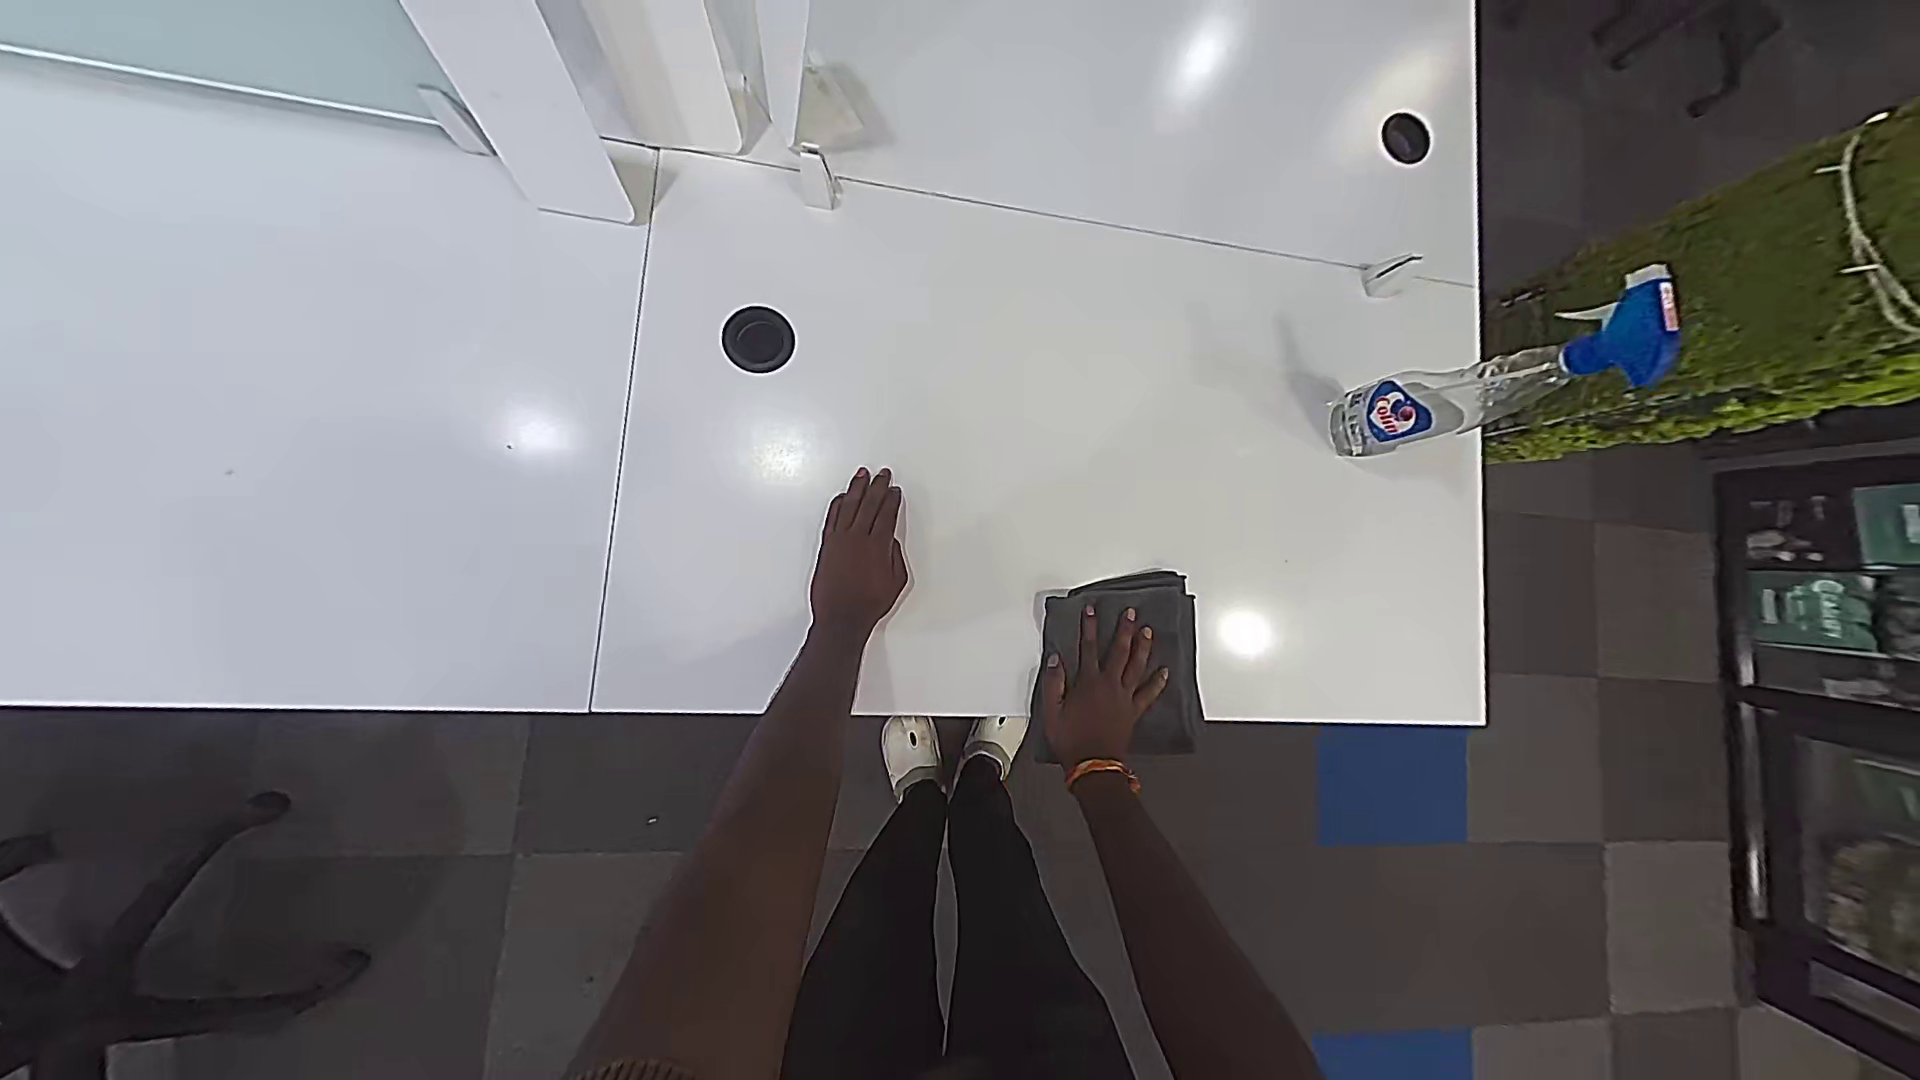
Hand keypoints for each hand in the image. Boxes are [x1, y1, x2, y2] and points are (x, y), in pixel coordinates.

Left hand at [809, 467, 908, 641]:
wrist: (841, 617)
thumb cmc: (868, 604)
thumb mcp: (897, 581)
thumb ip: (895, 556)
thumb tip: (890, 541)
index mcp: (878, 545)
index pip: (887, 514)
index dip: (892, 499)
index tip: (894, 490)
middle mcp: (858, 538)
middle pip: (870, 504)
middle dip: (878, 487)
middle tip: (883, 475)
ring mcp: (840, 540)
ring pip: (850, 505)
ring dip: (857, 488)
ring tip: (862, 475)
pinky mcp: (827, 545)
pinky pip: (833, 517)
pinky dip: (838, 504)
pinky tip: (843, 496)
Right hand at [1041, 604, 1169, 766]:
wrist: (1092, 765)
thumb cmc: (1070, 739)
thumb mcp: (1051, 710)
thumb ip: (1053, 682)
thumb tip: (1055, 659)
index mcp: (1088, 682)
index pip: (1088, 647)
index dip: (1089, 627)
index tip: (1092, 610)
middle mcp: (1109, 685)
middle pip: (1119, 651)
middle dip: (1124, 630)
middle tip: (1131, 614)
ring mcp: (1124, 698)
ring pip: (1137, 667)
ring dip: (1143, 647)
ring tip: (1148, 631)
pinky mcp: (1133, 712)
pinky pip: (1149, 694)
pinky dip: (1158, 682)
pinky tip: (1164, 671)